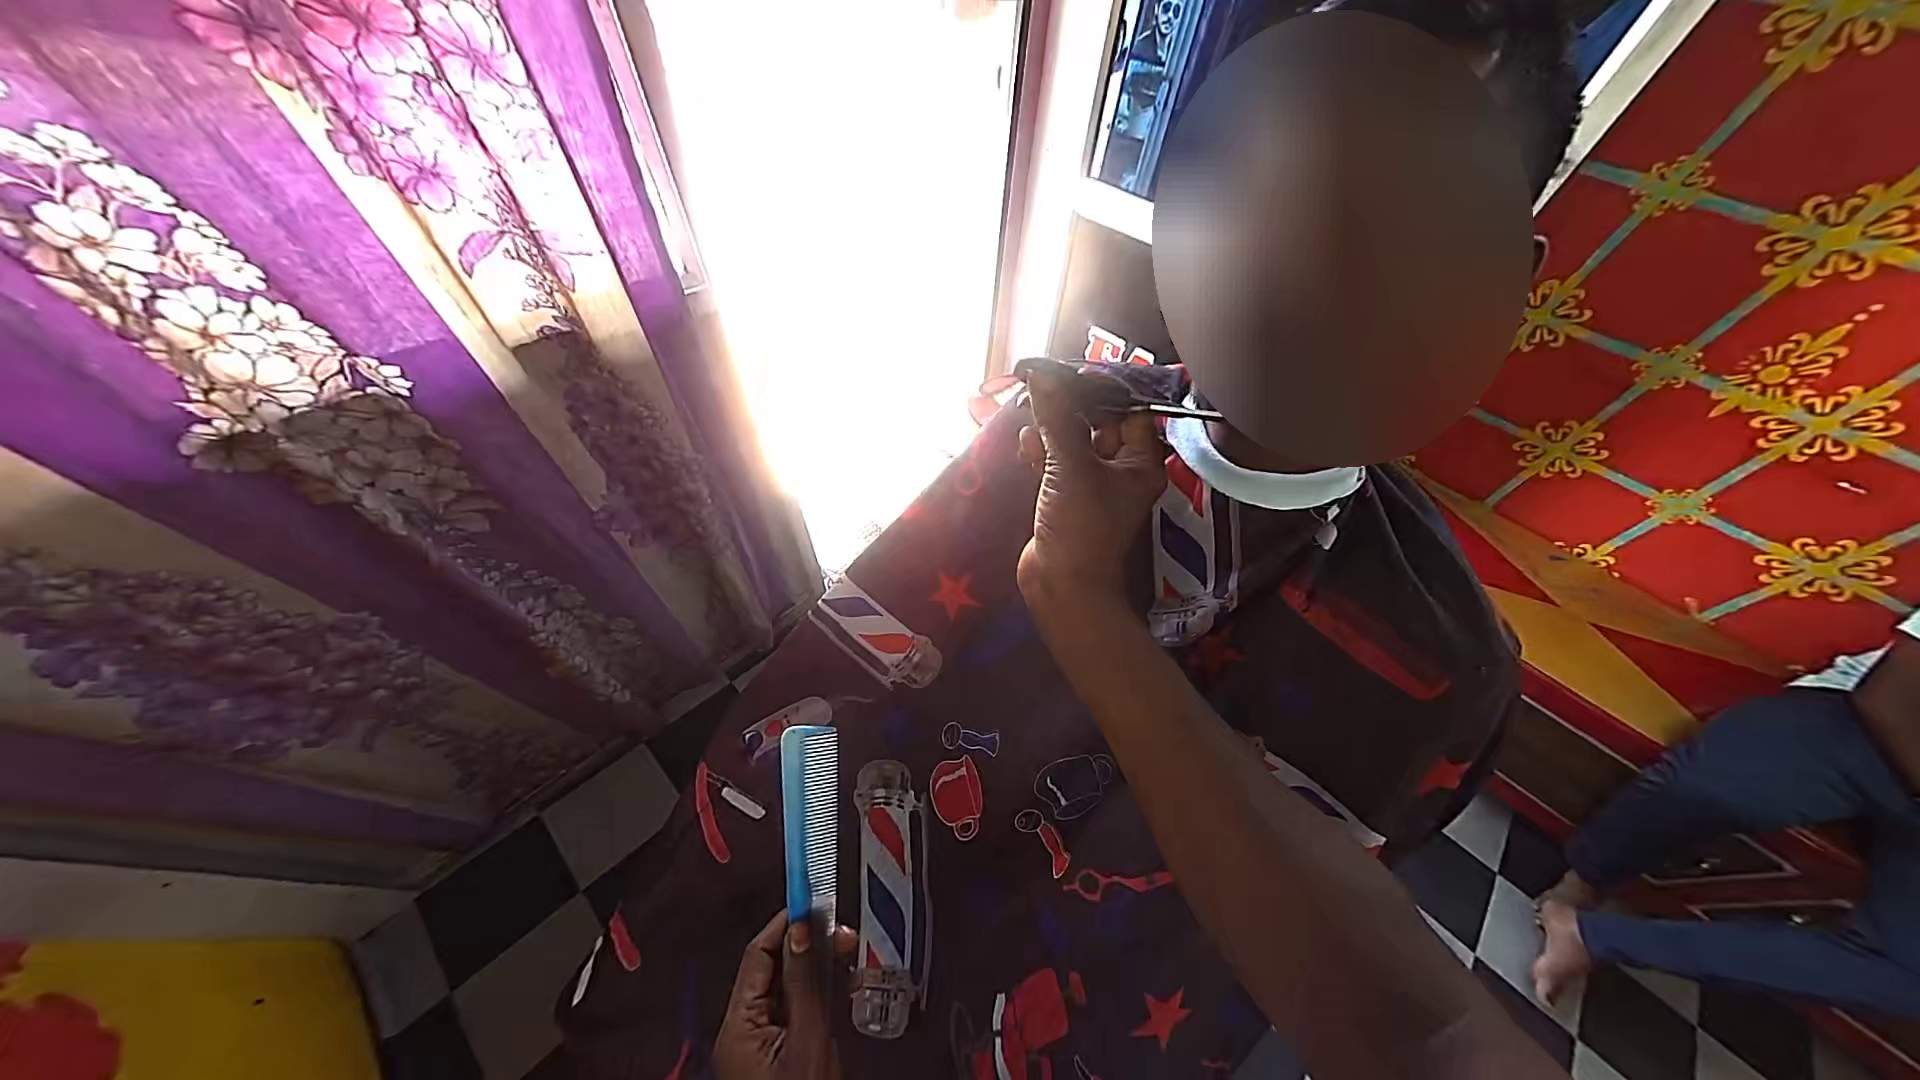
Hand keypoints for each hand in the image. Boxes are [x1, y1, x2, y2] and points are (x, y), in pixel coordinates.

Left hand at [713, 911, 856, 1079]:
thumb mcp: (807, 1040)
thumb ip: (805, 984)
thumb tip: (802, 932)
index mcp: (738, 1028)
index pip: (757, 955)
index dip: (785, 924)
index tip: (808, 899)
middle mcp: (747, 1031)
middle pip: (777, 967)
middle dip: (810, 943)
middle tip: (837, 926)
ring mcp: (767, 1041)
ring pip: (794, 984)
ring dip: (823, 964)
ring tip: (846, 948)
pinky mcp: (788, 1050)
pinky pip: (805, 1005)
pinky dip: (826, 988)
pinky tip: (847, 979)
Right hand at [1016, 373, 1166, 602]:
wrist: (1062, 584)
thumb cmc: (1081, 528)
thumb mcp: (1071, 467)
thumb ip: (1057, 419)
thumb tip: (1042, 376)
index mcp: (1141, 463)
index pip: (1129, 411)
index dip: (1103, 389)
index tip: (1072, 372)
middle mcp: (1122, 472)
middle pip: (1100, 423)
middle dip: (1072, 406)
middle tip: (1046, 387)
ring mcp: (1093, 486)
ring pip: (1074, 443)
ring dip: (1053, 428)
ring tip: (1032, 413)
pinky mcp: (1067, 498)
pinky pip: (1057, 464)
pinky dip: (1043, 452)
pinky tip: (1026, 444)